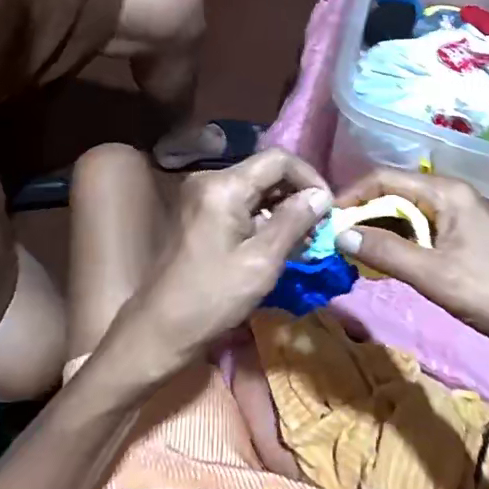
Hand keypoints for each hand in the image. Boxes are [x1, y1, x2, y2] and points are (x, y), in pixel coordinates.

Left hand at [116, 149, 331, 372]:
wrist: (159, 329)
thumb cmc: (213, 297)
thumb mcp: (262, 261)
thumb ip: (294, 221)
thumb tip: (322, 196)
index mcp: (223, 186)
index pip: (279, 160)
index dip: (310, 178)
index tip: (328, 210)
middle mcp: (209, 180)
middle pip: (266, 171)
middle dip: (297, 195)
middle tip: (318, 229)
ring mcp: (200, 195)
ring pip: (254, 188)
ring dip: (281, 208)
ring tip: (302, 240)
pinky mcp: (198, 212)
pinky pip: (239, 203)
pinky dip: (262, 218)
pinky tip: (276, 244)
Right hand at [334, 170, 488, 343]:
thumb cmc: (485, 292)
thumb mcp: (430, 273)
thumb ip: (384, 251)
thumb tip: (339, 235)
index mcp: (446, 191)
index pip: (385, 178)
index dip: (353, 195)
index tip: (327, 220)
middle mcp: (448, 194)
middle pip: (392, 192)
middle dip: (361, 212)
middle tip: (334, 239)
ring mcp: (452, 214)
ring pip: (401, 211)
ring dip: (375, 228)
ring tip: (349, 250)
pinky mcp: (454, 234)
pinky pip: (413, 227)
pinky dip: (392, 240)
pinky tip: (376, 258)